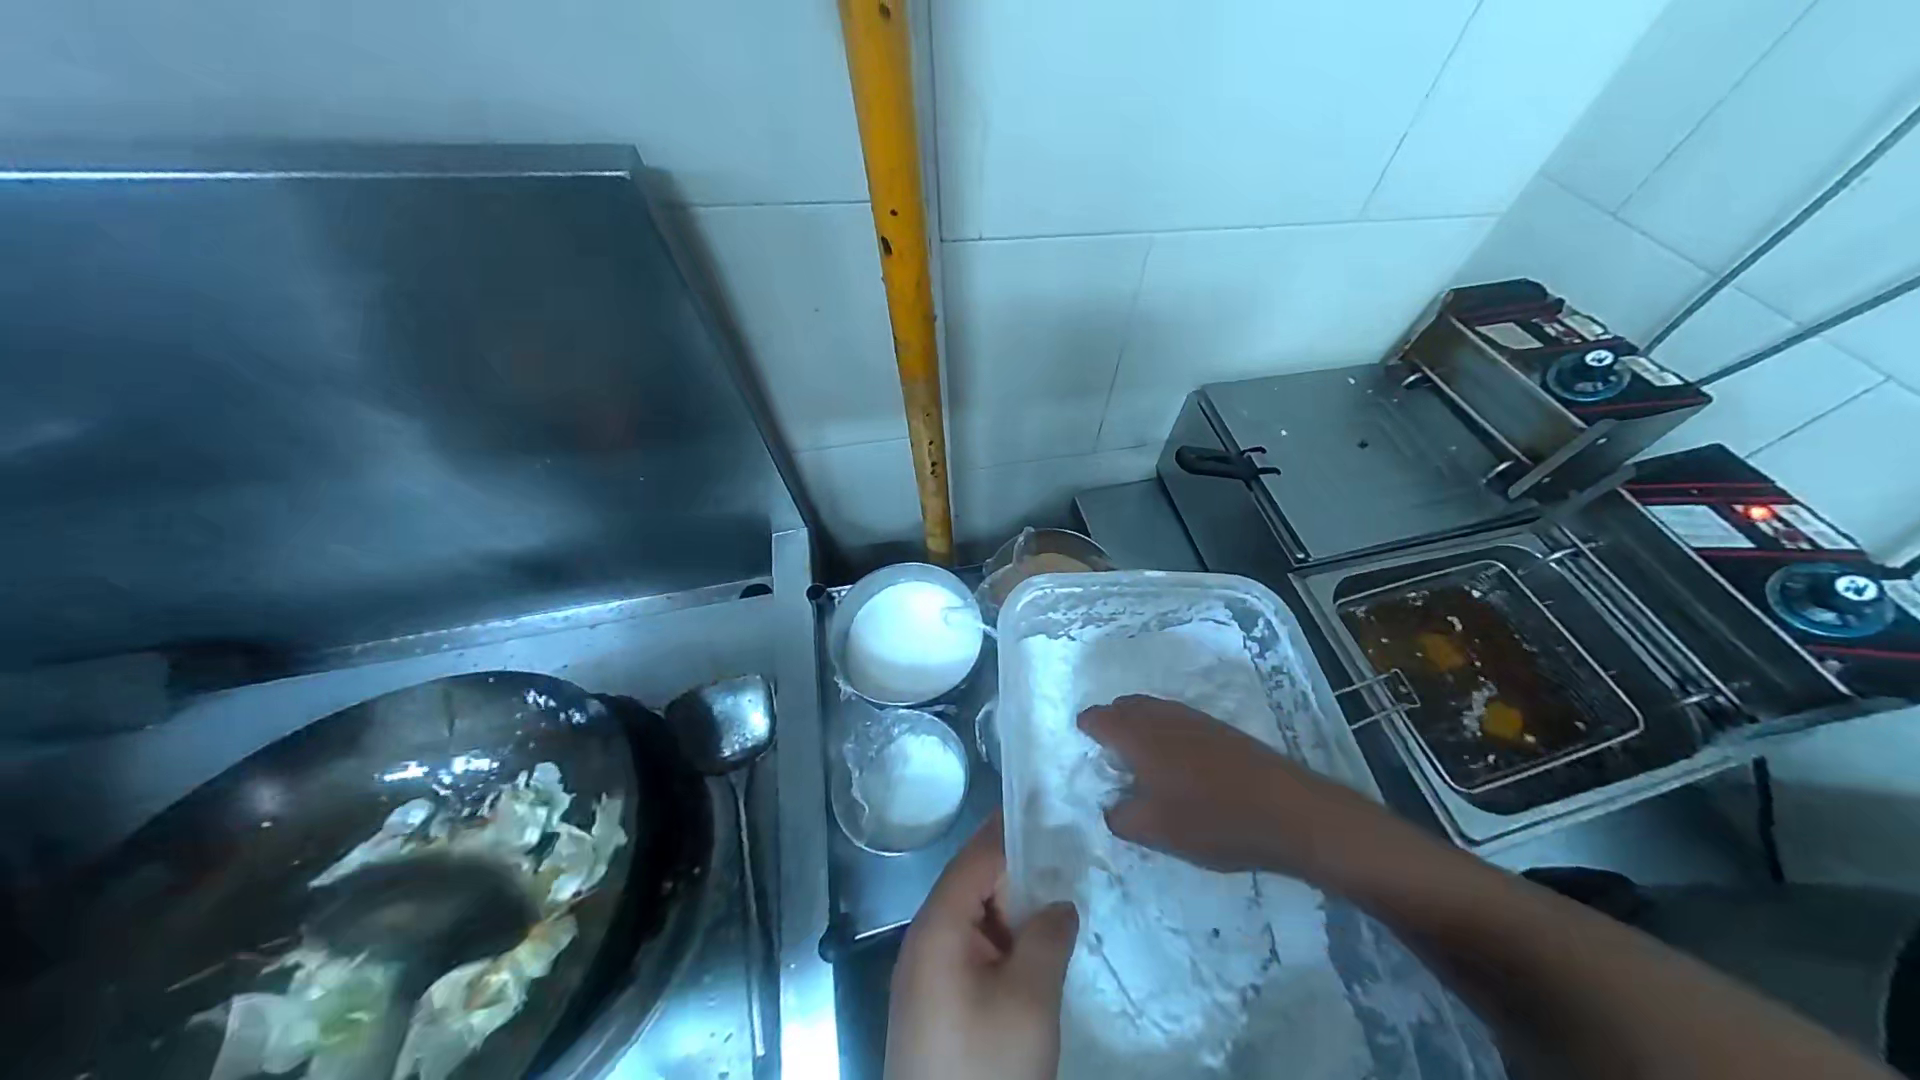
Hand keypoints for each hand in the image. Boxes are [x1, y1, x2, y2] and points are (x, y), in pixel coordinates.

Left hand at [885, 816, 1079, 1079]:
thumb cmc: (985, 1068)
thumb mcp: (1028, 1001)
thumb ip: (1046, 937)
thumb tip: (1059, 903)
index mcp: (937, 926)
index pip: (975, 858)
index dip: (1009, 829)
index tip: (1044, 803)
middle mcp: (925, 938)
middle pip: (973, 884)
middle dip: (1017, 869)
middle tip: (1066, 850)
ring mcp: (927, 971)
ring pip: (975, 918)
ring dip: (1014, 907)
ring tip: (1060, 890)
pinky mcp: (937, 1000)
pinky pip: (973, 949)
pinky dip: (1004, 938)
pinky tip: (1035, 941)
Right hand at [1078, 695, 1398, 879]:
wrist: (1290, 812)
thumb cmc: (1213, 820)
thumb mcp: (1154, 831)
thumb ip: (1119, 817)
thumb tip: (1112, 805)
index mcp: (1138, 734)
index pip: (1098, 717)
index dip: (1086, 730)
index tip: (1084, 751)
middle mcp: (1162, 716)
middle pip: (1124, 706)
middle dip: (1111, 724)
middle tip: (1109, 758)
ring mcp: (1194, 718)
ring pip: (1152, 710)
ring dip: (1138, 726)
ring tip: (1141, 762)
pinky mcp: (1219, 729)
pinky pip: (1176, 718)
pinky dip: (1164, 731)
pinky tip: (1177, 763)